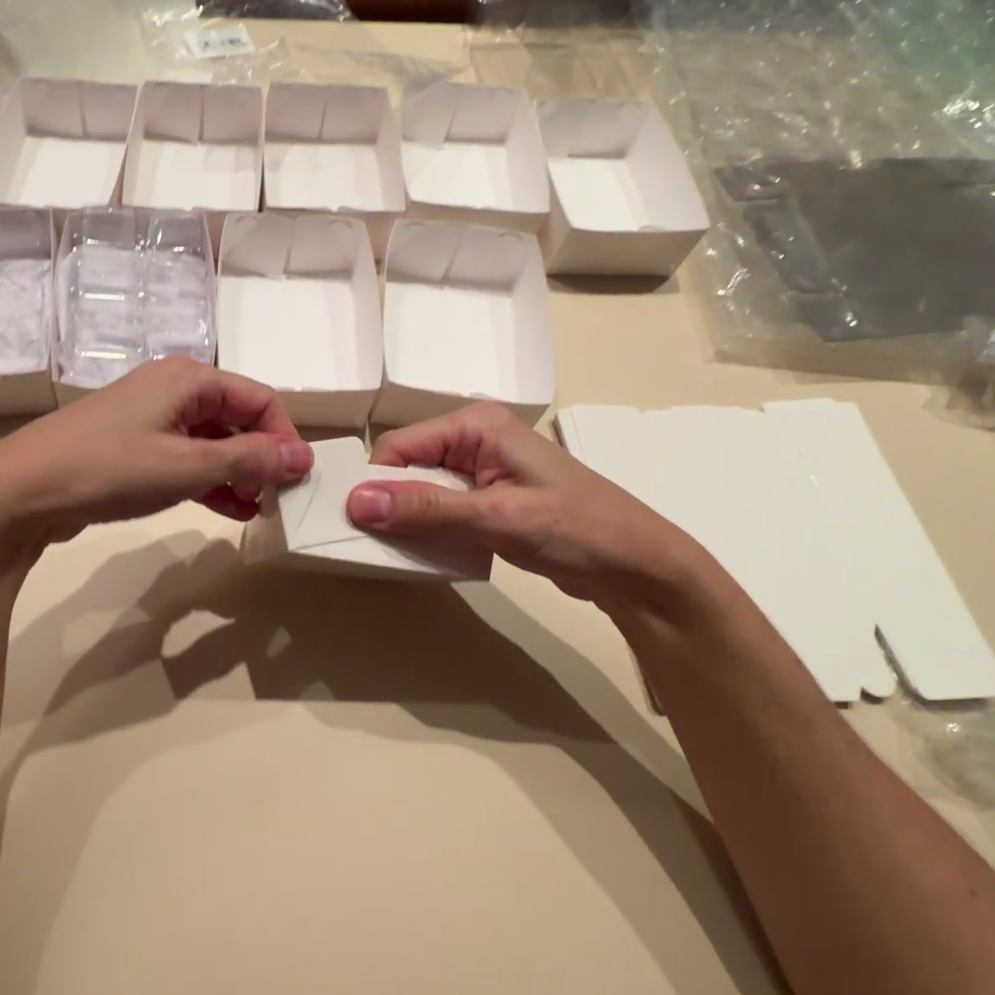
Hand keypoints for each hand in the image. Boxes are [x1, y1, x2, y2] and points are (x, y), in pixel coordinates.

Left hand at [0, 358, 313, 549]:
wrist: (22, 491)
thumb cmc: (108, 469)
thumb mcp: (186, 466)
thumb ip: (247, 460)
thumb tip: (301, 456)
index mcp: (188, 379)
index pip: (259, 399)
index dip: (284, 437)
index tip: (298, 480)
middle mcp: (172, 390)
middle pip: (237, 419)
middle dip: (262, 458)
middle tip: (280, 500)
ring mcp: (150, 420)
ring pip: (212, 443)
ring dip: (238, 474)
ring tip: (259, 511)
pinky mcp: (133, 449)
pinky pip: (186, 460)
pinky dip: (210, 482)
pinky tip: (230, 510)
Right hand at [345, 403, 710, 604]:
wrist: (638, 569)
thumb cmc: (577, 530)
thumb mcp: (498, 518)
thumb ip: (426, 509)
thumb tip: (356, 503)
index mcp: (477, 425)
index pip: (399, 446)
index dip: (374, 483)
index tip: (357, 525)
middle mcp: (475, 440)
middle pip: (406, 468)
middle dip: (389, 504)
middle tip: (374, 545)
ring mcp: (483, 472)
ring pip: (420, 492)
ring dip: (408, 522)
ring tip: (401, 554)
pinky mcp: (488, 501)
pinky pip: (440, 511)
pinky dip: (429, 532)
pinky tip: (430, 555)